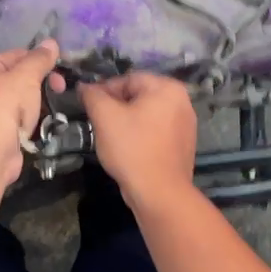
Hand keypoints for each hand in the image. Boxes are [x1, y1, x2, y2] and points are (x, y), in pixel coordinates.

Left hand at [0, 39, 64, 186]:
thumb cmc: (4, 107)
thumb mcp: (25, 77)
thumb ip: (39, 60)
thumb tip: (52, 42)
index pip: (14, 55)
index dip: (38, 59)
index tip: (61, 66)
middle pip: (17, 78)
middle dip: (40, 82)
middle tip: (61, 88)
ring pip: (20, 100)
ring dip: (37, 102)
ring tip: (51, 106)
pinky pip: (19, 120)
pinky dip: (31, 120)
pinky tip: (41, 123)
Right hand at [80, 73, 197, 208]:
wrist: (159, 192)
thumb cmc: (132, 149)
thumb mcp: (105, 117)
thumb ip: (93, 96)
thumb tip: (85, 86)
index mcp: (167, 88)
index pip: (128, 79)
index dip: (104, 90)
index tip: (88, 105)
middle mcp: (182, 102)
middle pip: (139, 96)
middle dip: (116, 107)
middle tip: (98, 123)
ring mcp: (186, 125)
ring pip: (147, 115)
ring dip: (127, 122)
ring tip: (111, 138)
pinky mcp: (183, 145)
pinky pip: (156, 132)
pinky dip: (140, 136)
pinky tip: (128, 150)